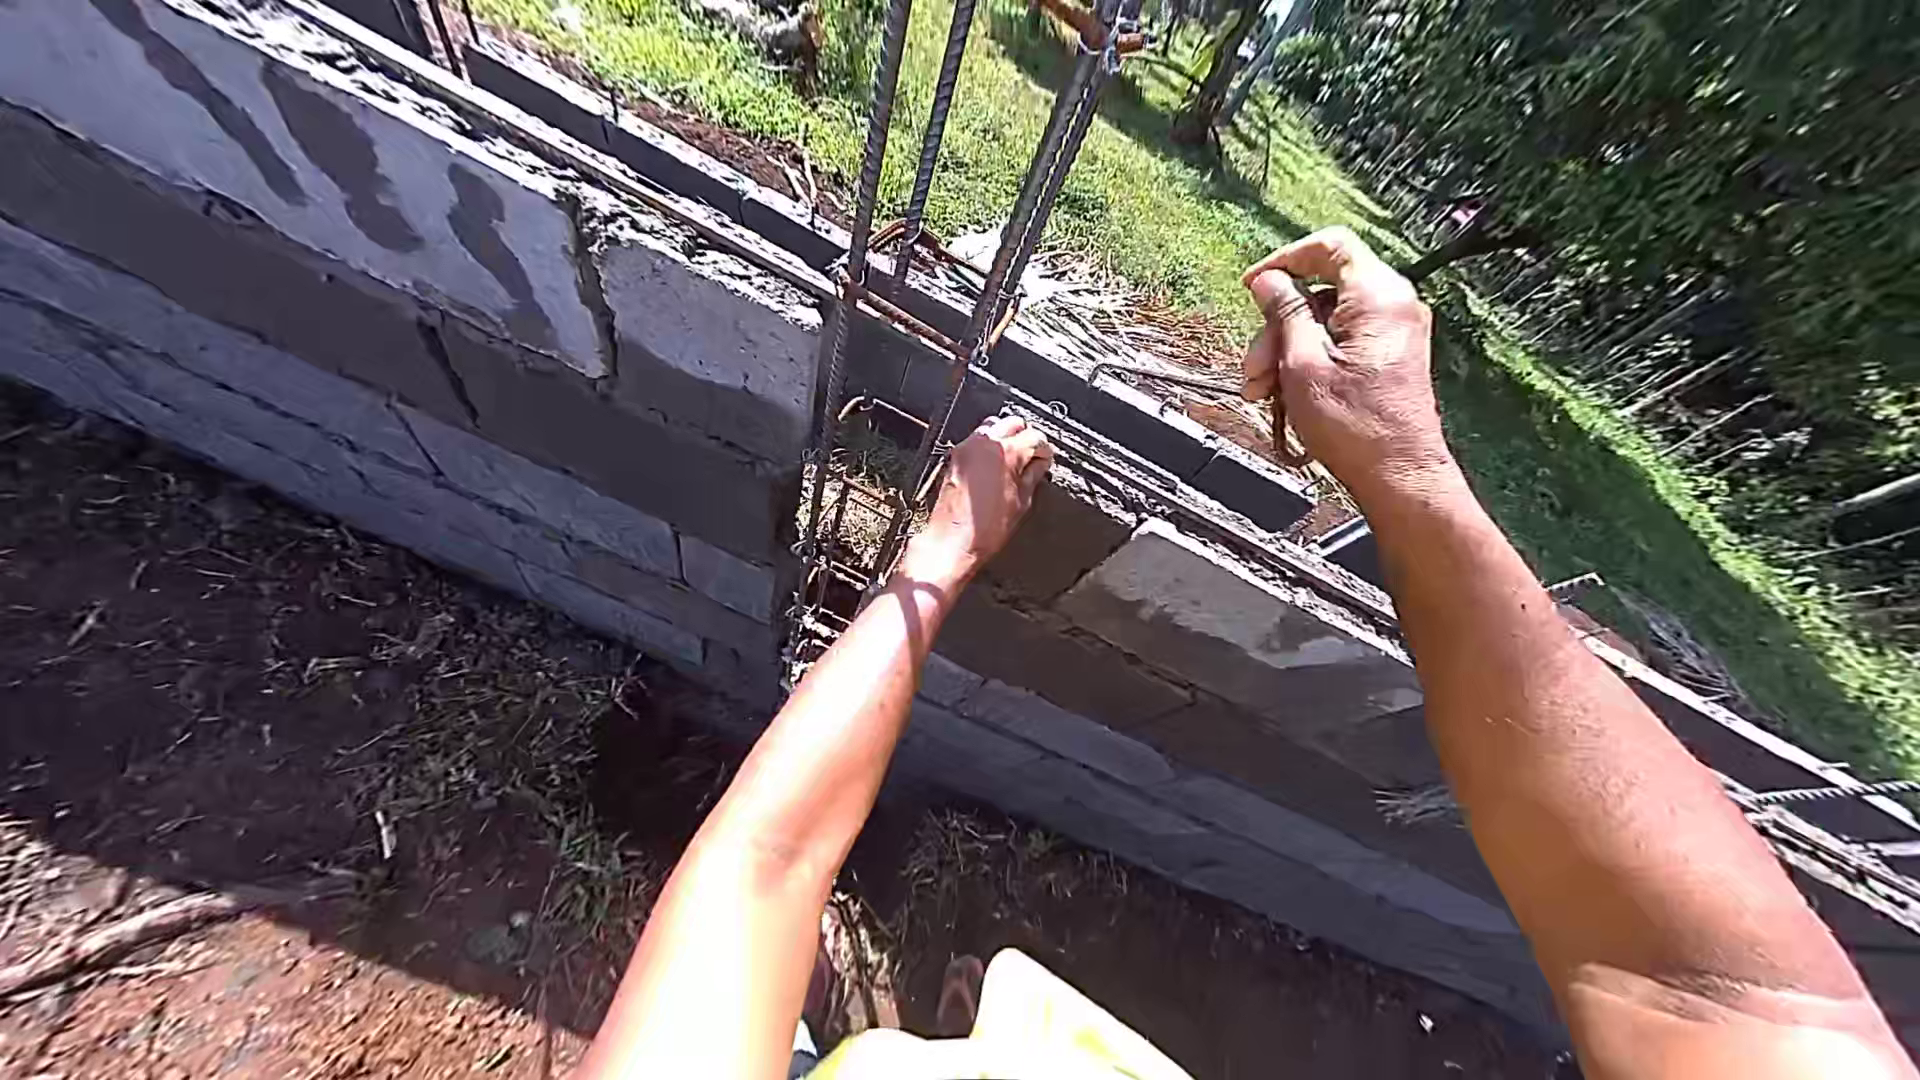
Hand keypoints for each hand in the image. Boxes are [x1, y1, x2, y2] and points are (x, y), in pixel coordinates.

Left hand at [900, 415, 1052, 588]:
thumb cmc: (983, 529)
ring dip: (1007, 437)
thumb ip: (1033, 475)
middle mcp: (985, 444)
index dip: (1045, 451)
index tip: (1046, 461)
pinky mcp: (956, 456)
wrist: (953, 541)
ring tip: (1014, 461)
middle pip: (1014, 423)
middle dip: (1027, 438)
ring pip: (994, 426)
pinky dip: (990, 446)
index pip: (1036, 438)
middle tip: (1033, 457)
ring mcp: (968, 448)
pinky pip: (978, 439)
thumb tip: (1039, 464)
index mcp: (1007, 452)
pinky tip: (996, 466)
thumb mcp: (1022, 502)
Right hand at [1241, 228, 1460, 505]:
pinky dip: (1304, 361)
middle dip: (1275, 329)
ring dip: (1283, 352)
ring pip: (1320, 321)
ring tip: (1263, 393)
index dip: (1283, 261)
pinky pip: (1335, 341)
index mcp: (1377, 297)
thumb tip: (1268, 282)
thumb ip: (1285, 315)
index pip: (1329, 247)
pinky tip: (1284, 392)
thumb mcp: (1302, 365)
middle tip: (1253, 371)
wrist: (1395, 471)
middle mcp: (1391, 305)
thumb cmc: (1353, 426)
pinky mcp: (1385, 353)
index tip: (1251, 287)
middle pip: (1317, 293)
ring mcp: (1391, 330)